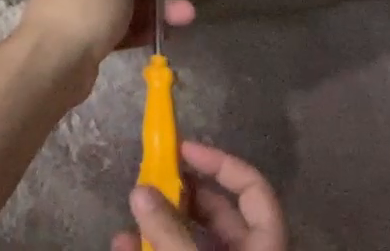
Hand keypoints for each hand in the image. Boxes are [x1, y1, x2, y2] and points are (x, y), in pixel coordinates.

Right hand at [113, 143, 285, 250]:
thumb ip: (171, 231)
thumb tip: (140, 189)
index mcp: (265, 243)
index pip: (252, 187)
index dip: (218, 162)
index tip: (181, 148)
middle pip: (216, 210)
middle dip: (178, 192)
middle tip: (148, 181)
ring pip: (191, 237)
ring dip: (157, 223)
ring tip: (128, 218)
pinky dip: (150, 248)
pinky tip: (124, 245)